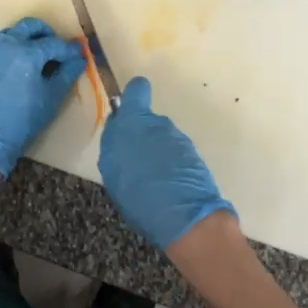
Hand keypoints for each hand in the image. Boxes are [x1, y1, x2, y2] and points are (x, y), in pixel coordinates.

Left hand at [0, 17, 86, 177]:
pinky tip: (7, 77)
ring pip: (8, 36)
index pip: (53, 43)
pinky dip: (4, 58)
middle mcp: (4, 46)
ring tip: (30, 60)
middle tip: (52, 48)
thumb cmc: (21, 122)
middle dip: (44, 33)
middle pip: (28, 26)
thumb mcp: (50, 100)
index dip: (68, 48)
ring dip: (22, 42)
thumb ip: (66, 75)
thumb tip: (78, 58)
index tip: (76, 53)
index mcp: (27, 53)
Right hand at [99, 77, 235, 248]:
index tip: (128, 111)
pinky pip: (177, 156)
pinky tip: (168, 191)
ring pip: (162, 140)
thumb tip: (118, 127)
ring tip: (152, 184)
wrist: (185, 217)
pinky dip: (172, 168)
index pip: (137, 90)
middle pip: (147, 122)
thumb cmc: (137, 193)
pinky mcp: (195, 157)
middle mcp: (158, 124)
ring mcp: (179, 140)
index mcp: (134, 121)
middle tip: (135, 164)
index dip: (133, 96)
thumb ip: (114, 144)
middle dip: (142, 137)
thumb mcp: (112, 169)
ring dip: (157, 155)